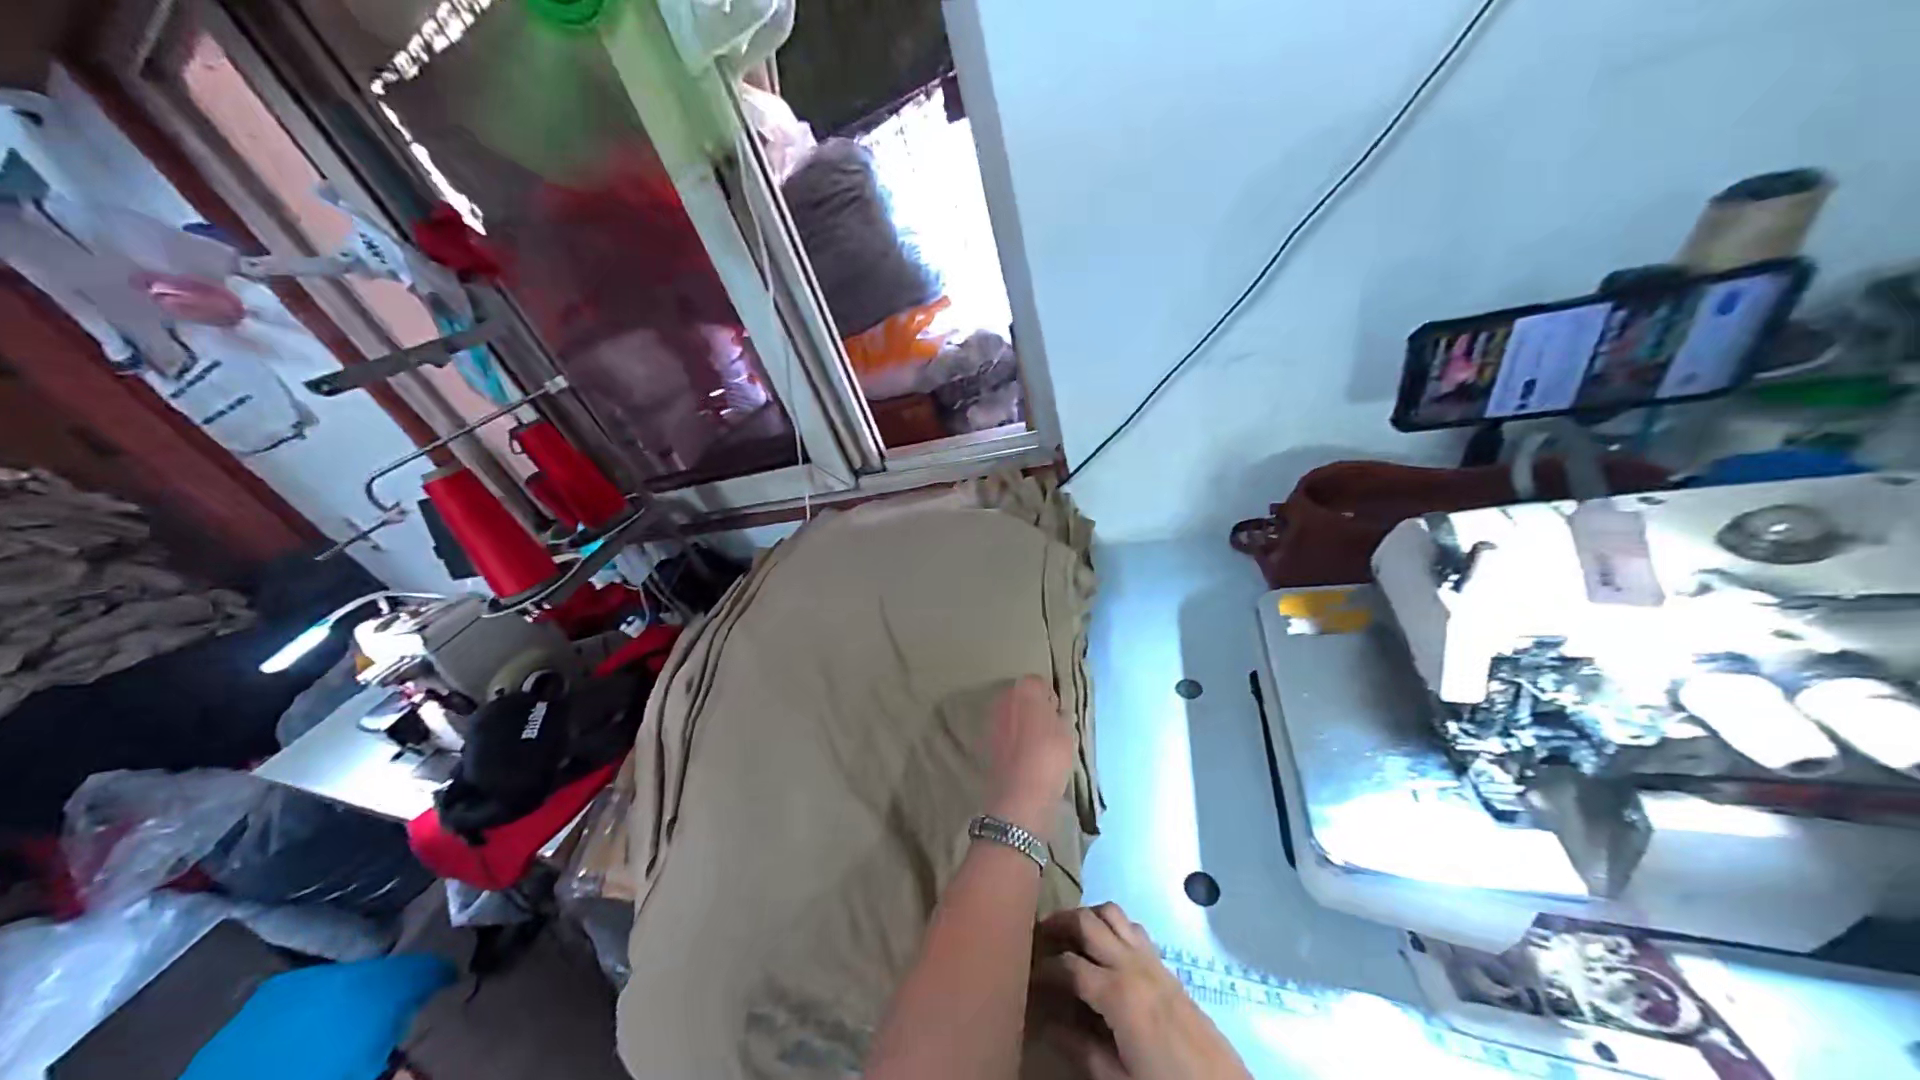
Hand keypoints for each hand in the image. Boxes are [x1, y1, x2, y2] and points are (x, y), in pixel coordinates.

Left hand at [986, 675, 1075, 836]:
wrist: (1019, 794)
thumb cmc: (1049, 758)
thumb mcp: (1067, 733)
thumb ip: (1058, 714)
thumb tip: (1052, 710)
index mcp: (1026, 689)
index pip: (1040, 683)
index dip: (1050, 699)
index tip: (1058, 716)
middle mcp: (1004, 697)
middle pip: (1021, 695)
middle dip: (1032, 707)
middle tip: (1048, 728)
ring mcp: (991, 717)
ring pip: (1010, 713)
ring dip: (1020, 722)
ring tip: (1034, 744)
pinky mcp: (983, 739)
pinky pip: (1002, 732)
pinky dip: (1010, 738)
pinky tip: (1021, 756)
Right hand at [1035, 904, 1252, 1079]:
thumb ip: (1081, 1049)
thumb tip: (1048, 1024)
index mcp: (1117, 994)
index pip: (1067, 966)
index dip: (1042, 969)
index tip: (1025, 977)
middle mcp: (1132, 965)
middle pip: (1087, 922)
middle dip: (1058, 924)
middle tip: (1038, 938)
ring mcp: (1152, 962)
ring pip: (1112, 914)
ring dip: (1087, 917)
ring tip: (1069, 935)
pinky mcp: (1167, 968)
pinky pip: (1133, 929)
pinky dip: (1112, 926)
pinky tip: (1105, 950)